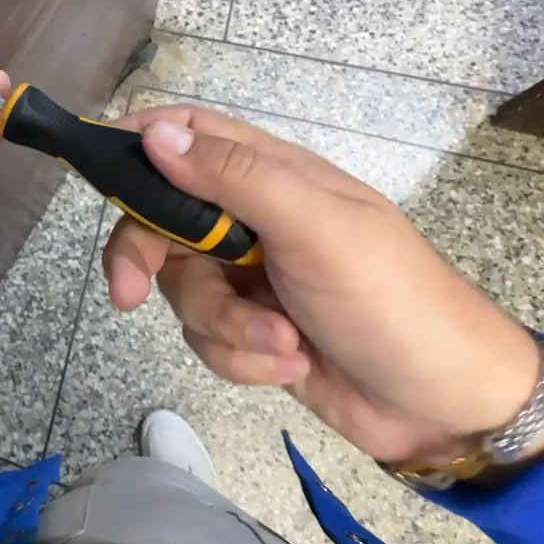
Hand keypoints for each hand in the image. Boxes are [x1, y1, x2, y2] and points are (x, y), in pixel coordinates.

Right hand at [102, 104, 543, 465]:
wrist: (450, 411)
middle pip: (156, 217)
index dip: (137, 140)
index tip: (93, 167)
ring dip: (224, 323)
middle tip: (128, 292)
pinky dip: (240, 355)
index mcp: (267, 174)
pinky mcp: (246, 326)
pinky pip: (204, 334)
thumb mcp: (317, 228)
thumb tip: (152, 134)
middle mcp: (246, 217)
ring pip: (179, 286)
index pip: (187, 132)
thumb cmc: (392, 300)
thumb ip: (234, 176)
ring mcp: (244, 274)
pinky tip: (288, 362)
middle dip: (144, 258)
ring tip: (281, 342)